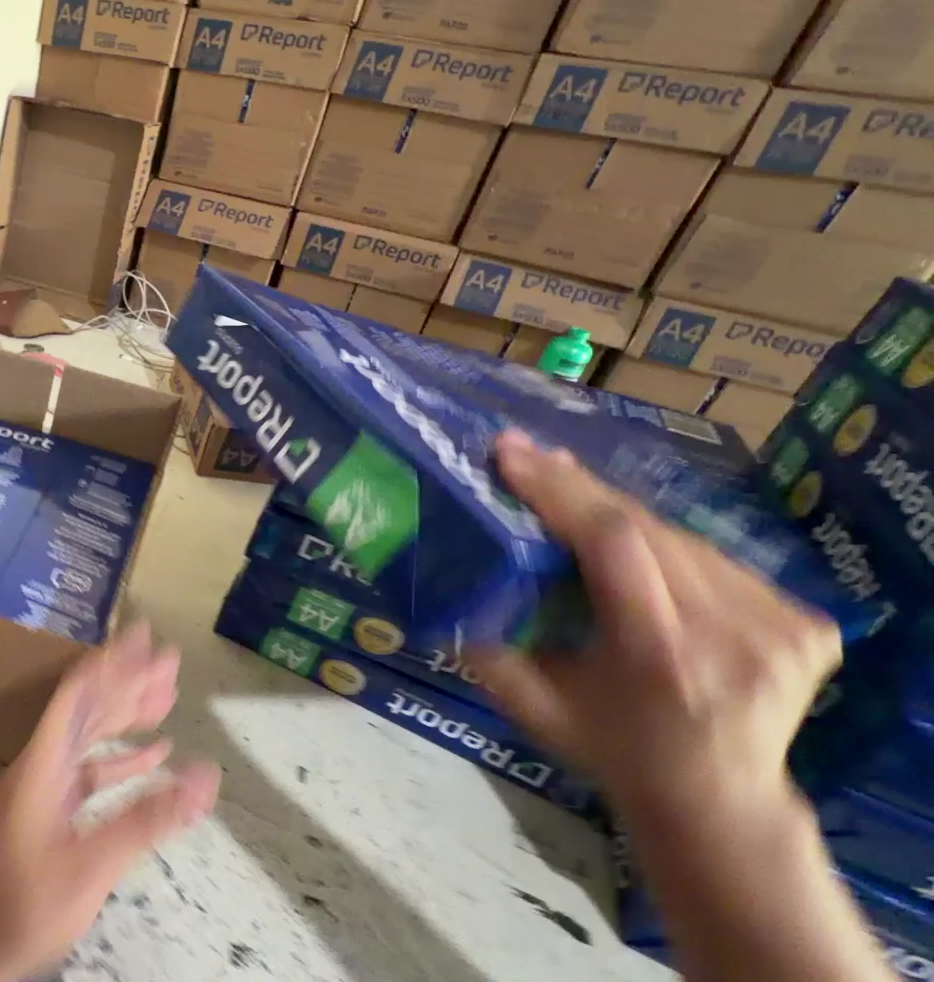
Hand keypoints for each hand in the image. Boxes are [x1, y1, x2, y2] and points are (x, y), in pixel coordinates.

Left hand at [0, 623, 220, 981]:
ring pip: (90, 737)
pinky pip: (91, 770)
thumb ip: (145, 821)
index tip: (143, 637)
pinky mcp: (51, 812)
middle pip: (87, 709)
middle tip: (169, 658)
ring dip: (126, 713)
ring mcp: (45, 788)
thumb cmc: (23, 903)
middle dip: (127, 681)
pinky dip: (122, 758)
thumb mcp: (89, 865)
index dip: (110, 663)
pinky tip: (153, 753)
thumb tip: (204, 776)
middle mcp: (42, 765)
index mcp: (43, 764)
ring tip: (166, 693)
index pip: (78, 696)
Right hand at [472, 429, 842, 829]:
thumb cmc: (606, 748)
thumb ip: (485, 644)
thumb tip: (445, 575)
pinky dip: (658, 539)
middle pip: (646, 527)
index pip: (616, 545)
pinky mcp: (806, 623)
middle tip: (523, 454)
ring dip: (613, 509)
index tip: (510, 455)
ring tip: (562, 485)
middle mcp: (732, 633)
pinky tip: (624, 536)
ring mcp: (780, 627)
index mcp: (661, 655)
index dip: (561, 491)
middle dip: (577, 486)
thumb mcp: (528, 703)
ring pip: (678, 535)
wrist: (716, 797)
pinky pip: (710, 557)